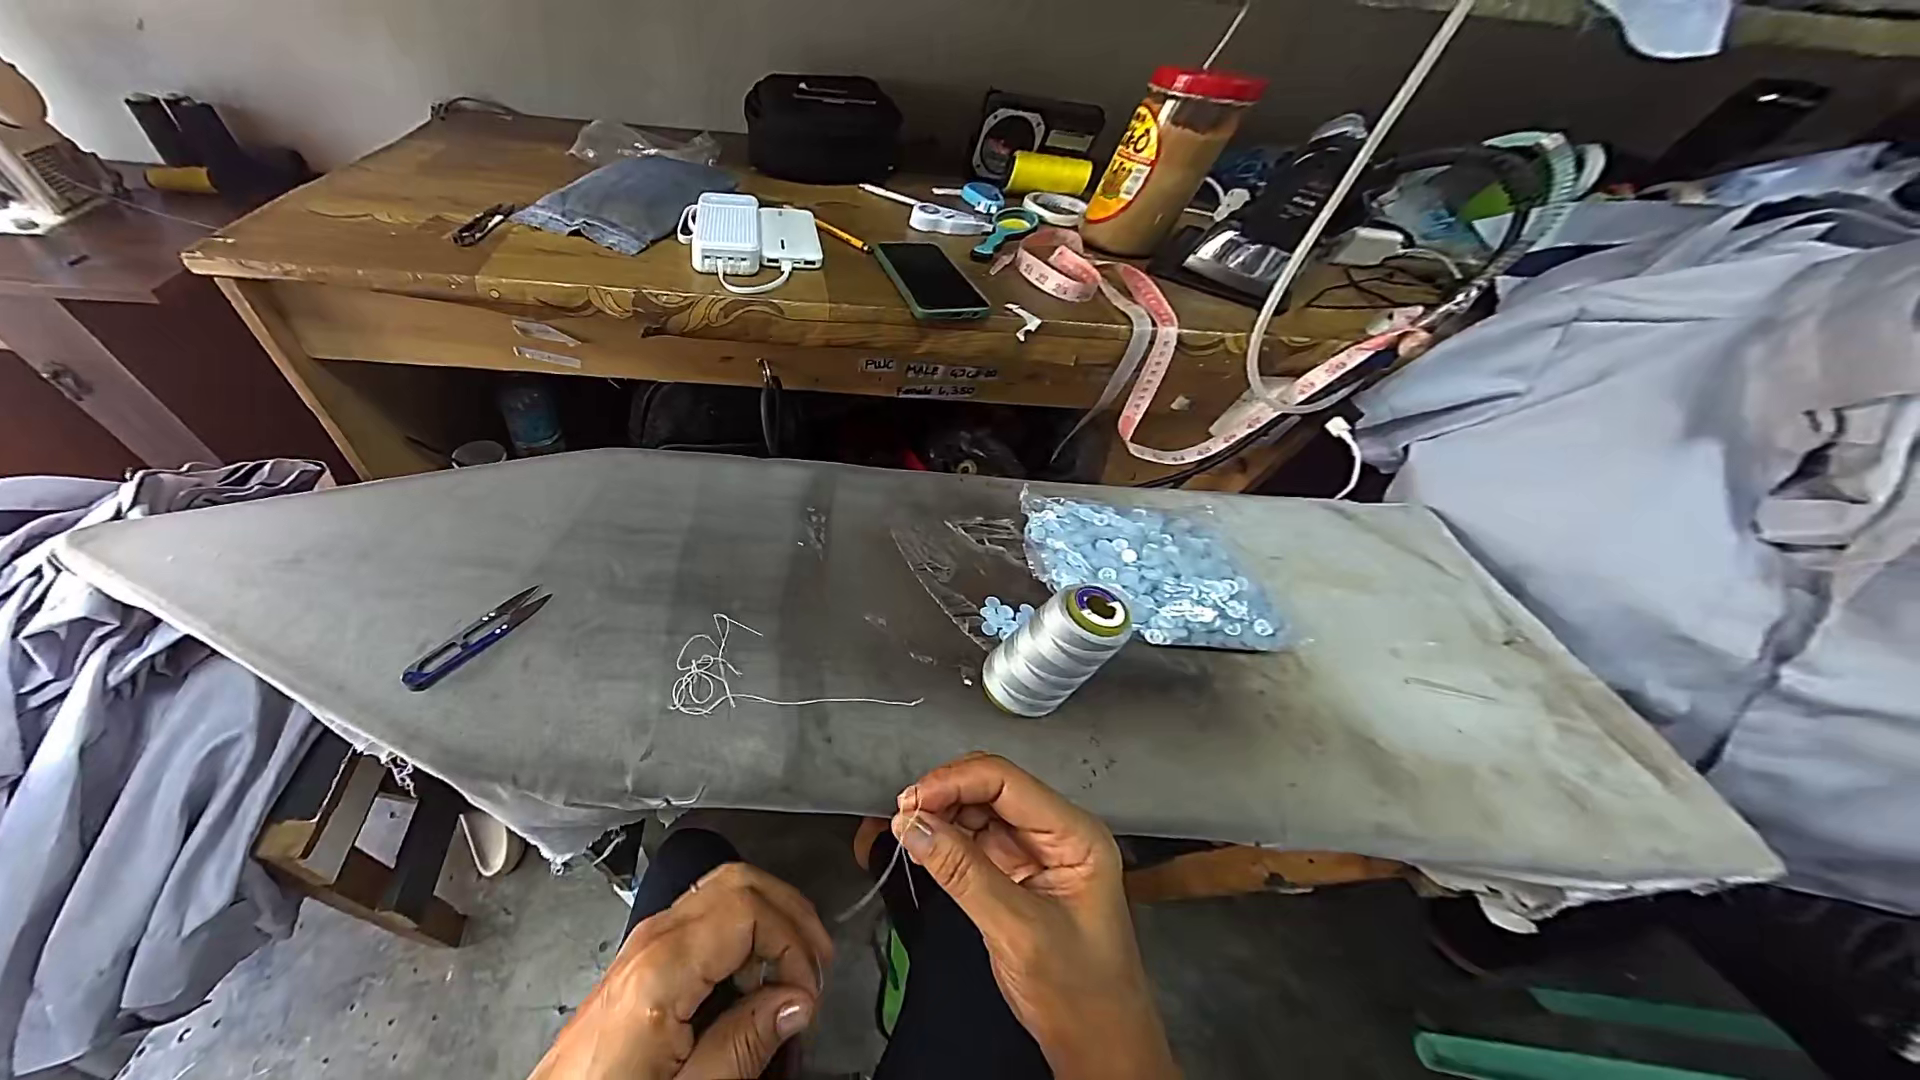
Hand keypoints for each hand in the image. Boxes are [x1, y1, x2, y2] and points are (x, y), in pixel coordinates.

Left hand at [528, 863, 833, 1079]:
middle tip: (815, 967)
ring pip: (729, 888)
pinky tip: (758, 975)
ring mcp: (647, 942)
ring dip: (774, 918)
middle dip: (792, 916)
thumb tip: (798, 999)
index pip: (750, 908)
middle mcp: (652, 941)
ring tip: (795, 970)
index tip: (806, 993)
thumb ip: (744, 1047)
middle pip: (742, 882)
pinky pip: (712, 913)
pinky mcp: (648, 955)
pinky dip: (749, 929)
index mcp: (660, 970)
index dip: (792, 942)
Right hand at [892, 753, 1179, 1079]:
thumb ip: (963, 873)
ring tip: (909, 828)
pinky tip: (926, 844)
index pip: (1007, 781)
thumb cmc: (1079, 995)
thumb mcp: (1018, 931)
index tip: (913, 801)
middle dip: (946, 793)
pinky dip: (949, 837)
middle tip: (904, 814)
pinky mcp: (1017, 870)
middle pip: (993, 787)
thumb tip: (913, 825)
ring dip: (943, 813)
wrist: (1099, 1049)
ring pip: (981, 809)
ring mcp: (1037, 849)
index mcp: (1075, 833)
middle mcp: (1057, 831)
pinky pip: (977, 838)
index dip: (955, 782)